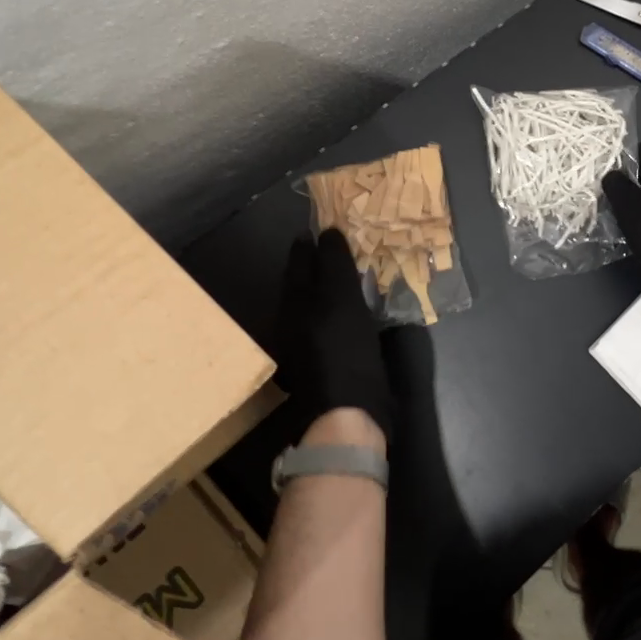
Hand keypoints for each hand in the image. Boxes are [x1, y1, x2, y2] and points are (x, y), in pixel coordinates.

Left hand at [275, 232, 395, 443]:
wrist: (346, 412)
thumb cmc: (345, 351)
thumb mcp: (342, 301)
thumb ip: (333, 266)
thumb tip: (328, 233)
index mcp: (294, 303)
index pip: (299, 262)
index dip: (311, 243)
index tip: (323, 227)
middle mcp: (291, 321)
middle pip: (300, 284)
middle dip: (313, 264)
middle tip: (331, 247)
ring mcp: (303, 344)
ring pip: (310, 304)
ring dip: (323, 287)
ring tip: (342, 275)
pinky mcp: (320, 362)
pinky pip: (325, 323)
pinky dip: (335, 309)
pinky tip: (349, 311)